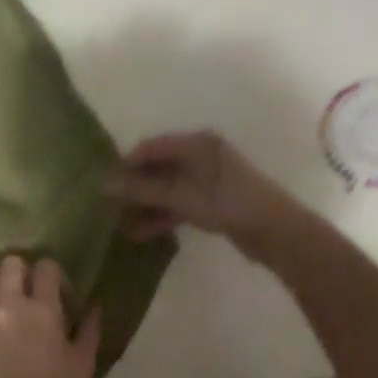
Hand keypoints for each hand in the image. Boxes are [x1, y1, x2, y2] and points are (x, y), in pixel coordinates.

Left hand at [0, 255, 99, 377]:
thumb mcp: (84, 358)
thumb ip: (89, 326)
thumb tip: (94, 304)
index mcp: (43, 309)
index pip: (46, 267)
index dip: (54, 274)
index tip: (57, 291)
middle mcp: (10, 306)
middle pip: (10, 263)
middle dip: (22, 269)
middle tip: (29, 288)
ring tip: (5, 295)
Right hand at [107, 131, 309, 257]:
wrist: (274, 230)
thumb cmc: (226, 204)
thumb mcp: (179, 196)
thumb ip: (141, 190)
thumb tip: (103, 185)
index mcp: (196, 143)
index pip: (150, 147)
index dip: (125, 166)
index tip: (105, 188)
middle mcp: (201, 155)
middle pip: (157, 168)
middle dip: (133, 189)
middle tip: (110, 210)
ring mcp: (207, 179)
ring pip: (166, 189)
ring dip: (145, 206)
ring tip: (121, 227)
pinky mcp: (212, 201)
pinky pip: (178, 203)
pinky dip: (161, 216)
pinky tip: (141, 234)